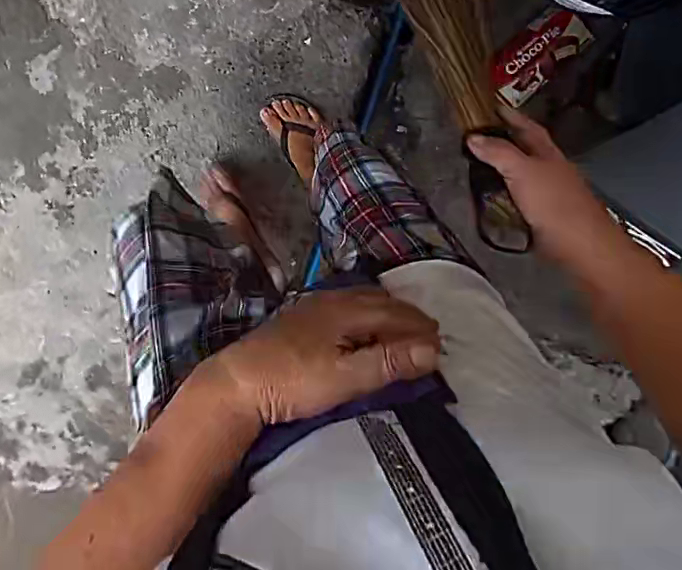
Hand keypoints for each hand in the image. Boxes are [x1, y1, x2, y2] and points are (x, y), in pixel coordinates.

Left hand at [199, 288, 440, 424]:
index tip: (442, 340)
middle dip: (406, 314)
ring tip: (402, 327)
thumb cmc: (293, 381)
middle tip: (429, 332)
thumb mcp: (344, 378)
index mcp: (344, 310)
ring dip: (385, 311)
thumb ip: (386, 363)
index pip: (393, 313)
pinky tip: (360, 324)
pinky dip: (364, 311)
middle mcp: (330, 300)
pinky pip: (343, 303)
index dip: (419, 326)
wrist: (240, 380)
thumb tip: (431, 349)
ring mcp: (312, 306)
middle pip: (377, 301)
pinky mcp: (299, 317)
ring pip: (359, 299)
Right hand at [467, 107, 634, 268]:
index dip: (511, 116)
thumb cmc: (557, 205)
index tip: (492, 107)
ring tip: (476, 165)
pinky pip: (518, 198)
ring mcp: (548, 195)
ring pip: (521, 174)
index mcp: (548, 154)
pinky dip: (503, 194)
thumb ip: (498, 152)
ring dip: (501, 169)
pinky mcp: (543, 217)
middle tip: (477, 137)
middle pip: (525, 150)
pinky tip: (489, 197)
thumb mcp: (522, 171)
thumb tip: (474, 138)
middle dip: (503, 141)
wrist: (584, 250)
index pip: (528, 127)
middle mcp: (550, 171)